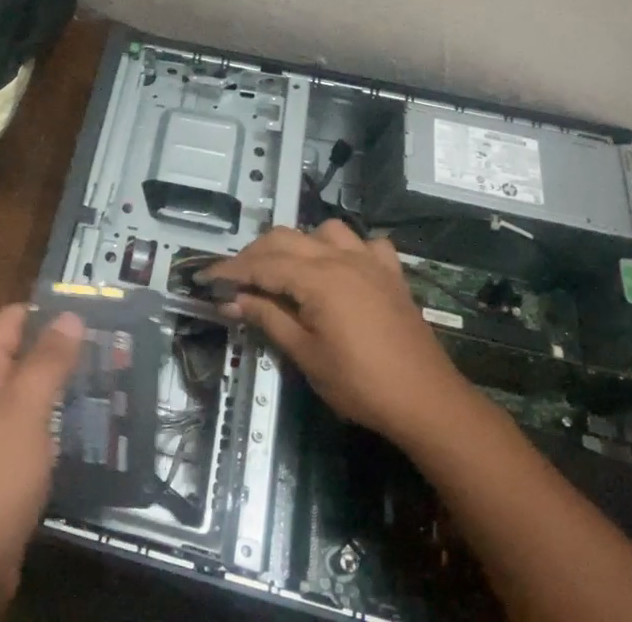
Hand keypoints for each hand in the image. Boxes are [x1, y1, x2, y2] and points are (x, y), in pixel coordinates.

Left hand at [0, 304, 83, 619]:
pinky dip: (52, 422)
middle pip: (19, 353)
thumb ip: (47, 361)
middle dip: (63, 350)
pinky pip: (25, 426)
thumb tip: (70, 313)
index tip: (101, 313)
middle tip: (116, 349)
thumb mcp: (24, 412)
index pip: (12, 318)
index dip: (52, 311)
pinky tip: (85, 427)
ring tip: (111, 382)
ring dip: (61, 388)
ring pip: (25, 392)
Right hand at [205, 220, 475, 444]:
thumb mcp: (305, 355)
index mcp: (318, 279)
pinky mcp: (392, 274)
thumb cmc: (360, 384)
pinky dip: (347, 248)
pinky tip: (341, 268)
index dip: (230, 270)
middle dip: (256, 254)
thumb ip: (268, 319)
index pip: (262, 265)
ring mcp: (371, 262)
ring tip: (287, 270)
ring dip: (300, 243)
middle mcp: (342, 259)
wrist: (426, 401)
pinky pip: (366, 244)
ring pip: (325, 231)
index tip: (205, 278)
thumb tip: (232, 301)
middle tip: (237, 280)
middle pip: (286, 239)